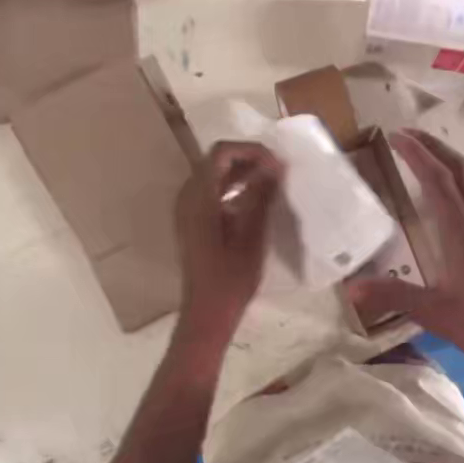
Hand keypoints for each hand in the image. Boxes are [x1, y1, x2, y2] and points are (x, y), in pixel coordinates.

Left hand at [175, 141, 282, 343]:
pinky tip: (254, 202)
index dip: (251, 151)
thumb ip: (260, 196)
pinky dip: (231, 189)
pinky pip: (210, 193)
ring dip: (240, 174)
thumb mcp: (252, 235)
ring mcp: (186, 210)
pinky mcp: (191, 223)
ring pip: (212, 176)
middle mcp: (187, 197)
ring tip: (271, 183)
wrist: (207, 311)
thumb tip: (274, 166)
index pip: (221, 153)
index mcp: (199, 198)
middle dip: (247, 159)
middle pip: (215, 161)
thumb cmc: (231, 278)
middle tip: (277, 171)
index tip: (277, 164)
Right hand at [348, 130, 463, 419]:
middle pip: (460, 170)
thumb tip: (350, 287)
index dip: (417, 155)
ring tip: (427, 153)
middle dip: (434, 146)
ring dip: (450, 159)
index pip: (437, 182)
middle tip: (408, 134)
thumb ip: (392, 295)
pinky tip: (451, 192)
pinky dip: (461, 180)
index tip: (396, 136)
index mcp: (462, 235)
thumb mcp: (433, 313)